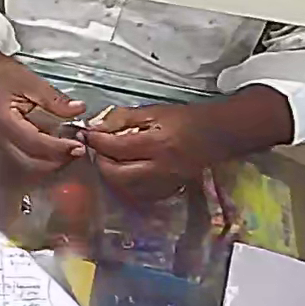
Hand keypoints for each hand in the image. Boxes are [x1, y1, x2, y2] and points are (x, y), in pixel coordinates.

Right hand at [0, 27, 84, 171]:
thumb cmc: (4, 76)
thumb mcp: (32, 82)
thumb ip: (54, 99)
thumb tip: (78, 109)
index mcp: (4, 122)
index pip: (34, 143)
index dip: (57, 148)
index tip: (77, 145)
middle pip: (30, 162)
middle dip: (56, 161)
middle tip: (77, 150)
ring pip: (28, 165)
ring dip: (50, 163)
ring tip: (69, 150)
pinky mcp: (4, 146)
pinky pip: (25, 159)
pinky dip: (42, 159)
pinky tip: (56, 149)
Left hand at [79, 103, 220, 200]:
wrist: (218, 135)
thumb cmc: (185, 119)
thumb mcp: (154, 111)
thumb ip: (123, 119)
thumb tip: (96, 127)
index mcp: (157, 144)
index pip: (117, 148)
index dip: (96, 142)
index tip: (86, 136)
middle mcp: (160, 167)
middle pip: (117, 174)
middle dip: (101, 163)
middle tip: (98, 151)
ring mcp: (164, 183)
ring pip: (126, 188)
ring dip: (112, 175)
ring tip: (110, 160)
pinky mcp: (168, 191)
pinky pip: (139, 193)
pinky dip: (126, 184)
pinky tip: (126, 172)